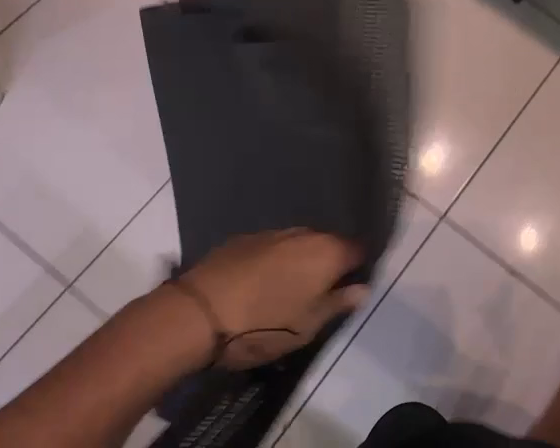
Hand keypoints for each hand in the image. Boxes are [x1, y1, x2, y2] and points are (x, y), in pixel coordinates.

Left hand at [175, 230, 368, 368]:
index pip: (359, 250)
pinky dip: (273, 261)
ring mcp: (273, 233)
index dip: (360, 267)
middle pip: (329, 244)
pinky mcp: (243, 239)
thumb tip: (363, 289)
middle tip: (319, 292)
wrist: (196, 315)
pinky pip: (271, 247)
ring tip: (287, 288)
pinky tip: (259, 283)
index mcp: (328, 252)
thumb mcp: (306, 327)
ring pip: (299, 244)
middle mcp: (306, 234)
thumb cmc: (261, 324)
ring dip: (300, 261)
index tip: (352, 287)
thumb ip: (338, 304)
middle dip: (329, 263)